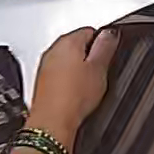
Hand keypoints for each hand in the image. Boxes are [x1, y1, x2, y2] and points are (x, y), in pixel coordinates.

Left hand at [26, 27, 121, 148]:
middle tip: (99, 73)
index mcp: (68, 41)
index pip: (91, 31)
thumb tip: (110, 33)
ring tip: (88, 86)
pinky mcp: (43, 81)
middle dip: (90, 56)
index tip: (108, 57)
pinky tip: (76, 94)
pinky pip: (60, 74)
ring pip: (68, 60)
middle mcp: (53, 50)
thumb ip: (106, 46)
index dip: (103, 44)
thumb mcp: (100, 68)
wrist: (52, 123)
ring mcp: (46, 65)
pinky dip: (69, 80)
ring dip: (79, 69)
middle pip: (78, 44)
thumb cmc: (73, 97)